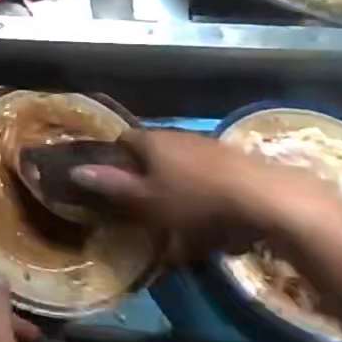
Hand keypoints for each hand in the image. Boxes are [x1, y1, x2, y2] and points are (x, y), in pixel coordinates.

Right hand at [69, 128, 341, 259]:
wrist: (266, 200)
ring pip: (180, 158)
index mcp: (151, 140)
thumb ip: (111, 185)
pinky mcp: (235, 157)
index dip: (114, 160)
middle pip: (152, 149)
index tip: (113, 183)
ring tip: (177, 207)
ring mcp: (208, 143)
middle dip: (145, 170)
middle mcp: (177, 134)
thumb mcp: (145, 201)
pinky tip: (208, 207)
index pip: (122, 139)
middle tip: (143, 200)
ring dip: (174, 177)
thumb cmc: (195, 200)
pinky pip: (205, 169)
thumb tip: (76, 170)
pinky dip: (200, 183)